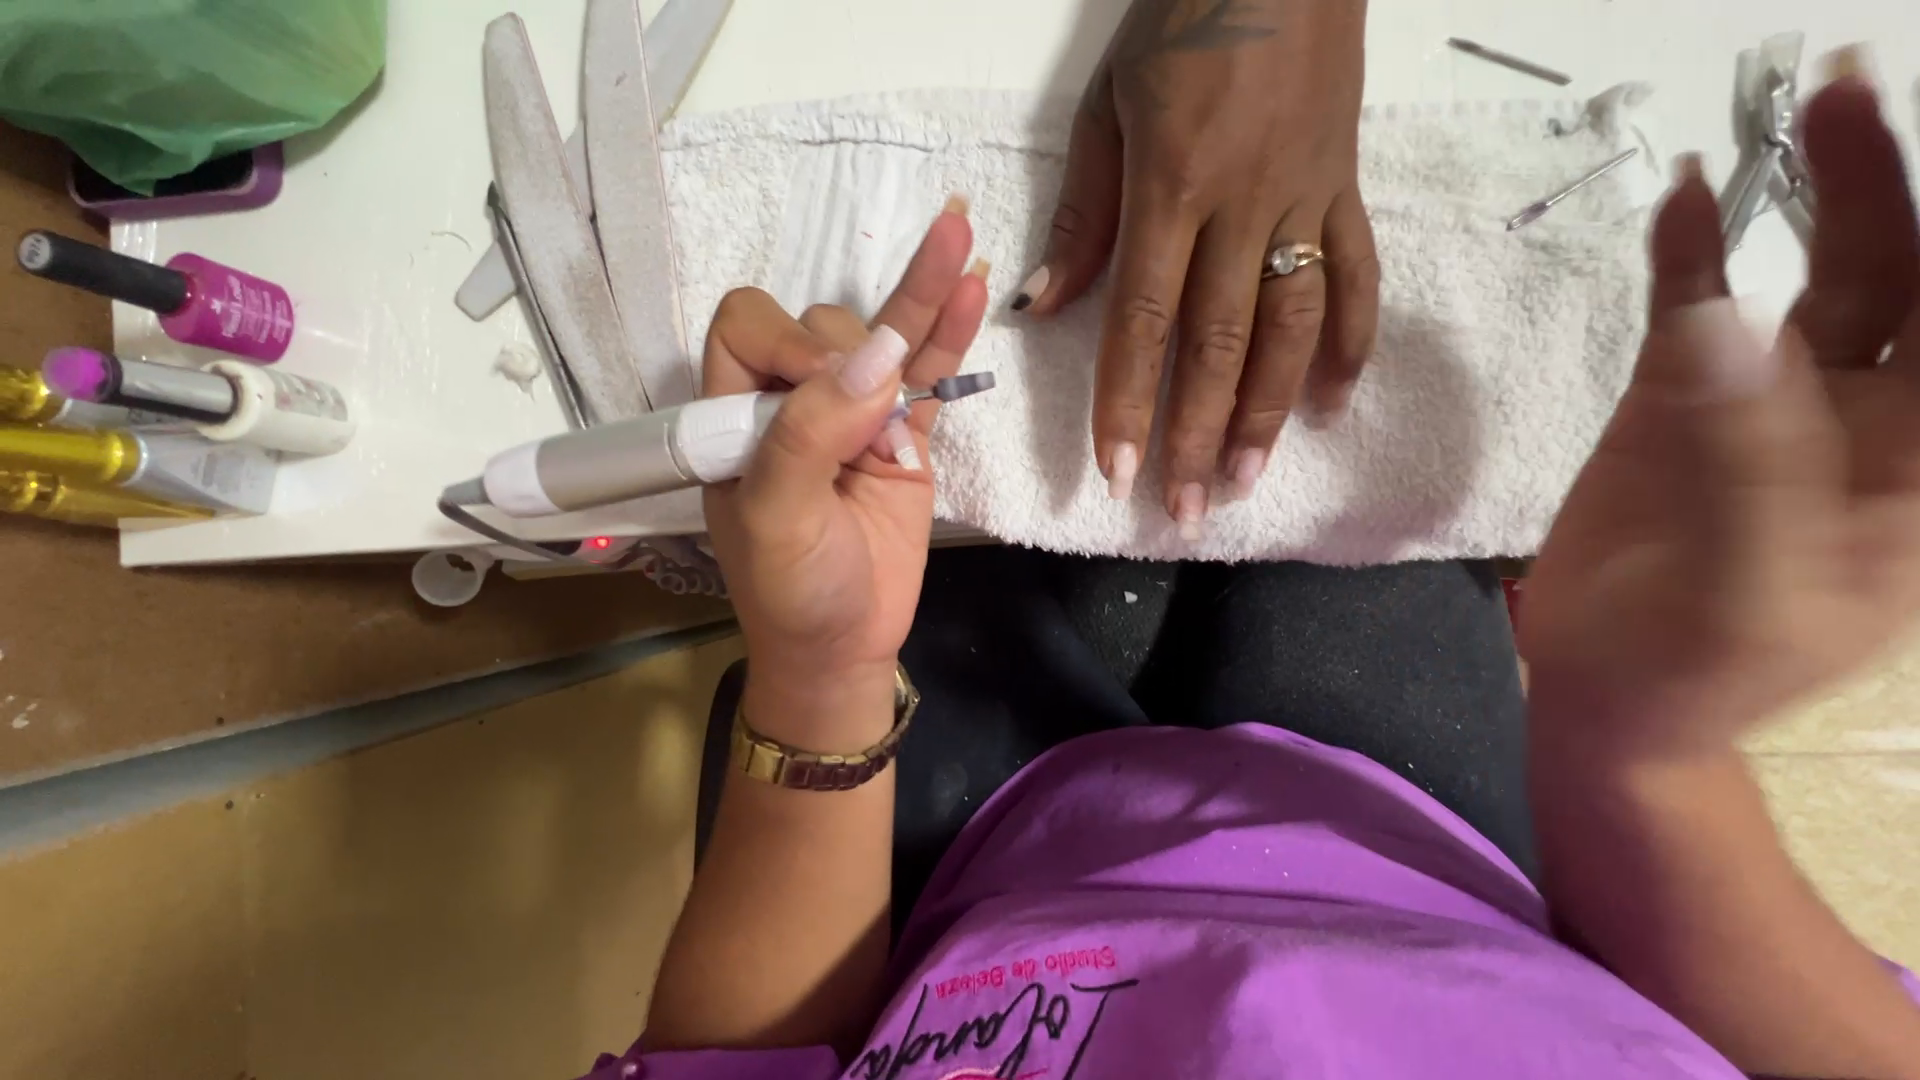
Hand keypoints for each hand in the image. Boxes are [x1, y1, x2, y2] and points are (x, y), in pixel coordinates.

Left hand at [702, 206, 987, 746]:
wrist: (843, 645)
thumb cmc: (791, 589)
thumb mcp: (776, 517)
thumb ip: (809, 433)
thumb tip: (878, 355)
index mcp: (736, 416)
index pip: (748, 331)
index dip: (787, 341)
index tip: (823, 388)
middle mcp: (794, 404)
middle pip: (821, 327)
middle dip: (851, 350)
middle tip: (871, 416)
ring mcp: (856, 417)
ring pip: (882, 340)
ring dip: (917, 298)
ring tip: (955, 239)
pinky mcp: (905, 438)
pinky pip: (928, 378)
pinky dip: (949, 335)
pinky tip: (972, 286)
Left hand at [1015, 0, 1376, 534]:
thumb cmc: (1179, 20)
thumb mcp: (1107, 110)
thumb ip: (1083, 215)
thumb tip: (1044, 304)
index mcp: (1171, 188)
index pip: (1143, 321)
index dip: (1129, 404)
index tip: (1119, 474)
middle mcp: (1243, 206)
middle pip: (1220, 343)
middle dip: (1201, 435)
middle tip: (1190, 510)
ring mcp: (1307, 199)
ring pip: (1293, 325)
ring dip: (1272, 411)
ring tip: (1252, 480)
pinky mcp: (1349, 186)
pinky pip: (1359, 273)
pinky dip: (1352, 341)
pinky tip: (1334, 401)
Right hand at [1521, 72, 1919, 756]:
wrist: (1601, 685)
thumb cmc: (1696, 664)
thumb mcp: (1746, 590)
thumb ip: (1749, 464)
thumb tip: (1718, 323)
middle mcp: (1866, 415)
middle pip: (1904, 278)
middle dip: (1896, 185)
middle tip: (1854, 92)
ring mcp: (1764, 404)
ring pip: (1812, 280)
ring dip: (1810, 199)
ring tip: (1795, 114)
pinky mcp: (1670, 406)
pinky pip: (1690, 318)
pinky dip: (1684, 262)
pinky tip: (1680, 207)